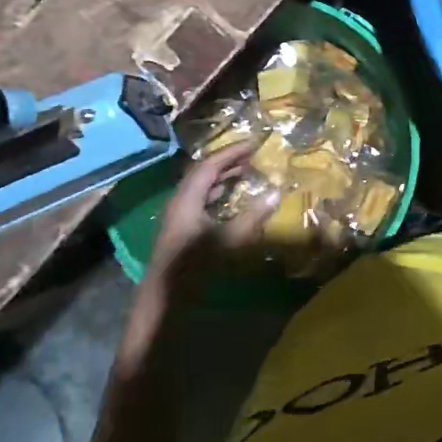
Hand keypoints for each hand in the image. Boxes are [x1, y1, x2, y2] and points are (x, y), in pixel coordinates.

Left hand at [148, 142, 275, 281]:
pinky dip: (217, 192)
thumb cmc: (196, 266)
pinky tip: (230, 199)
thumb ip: (253, 216)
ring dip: (222, 177)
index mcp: (187, 198)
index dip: (231, 152)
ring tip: (245, 173)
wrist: (165, 298)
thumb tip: (276, 192)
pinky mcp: (180, 228)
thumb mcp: (229, 240)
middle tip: (251, 157)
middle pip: (202, 172)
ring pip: (200, 186)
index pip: (209, 165)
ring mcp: (177, 215)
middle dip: (227, 162)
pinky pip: (200, 199)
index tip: (253, 144)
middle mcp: (179, 200)